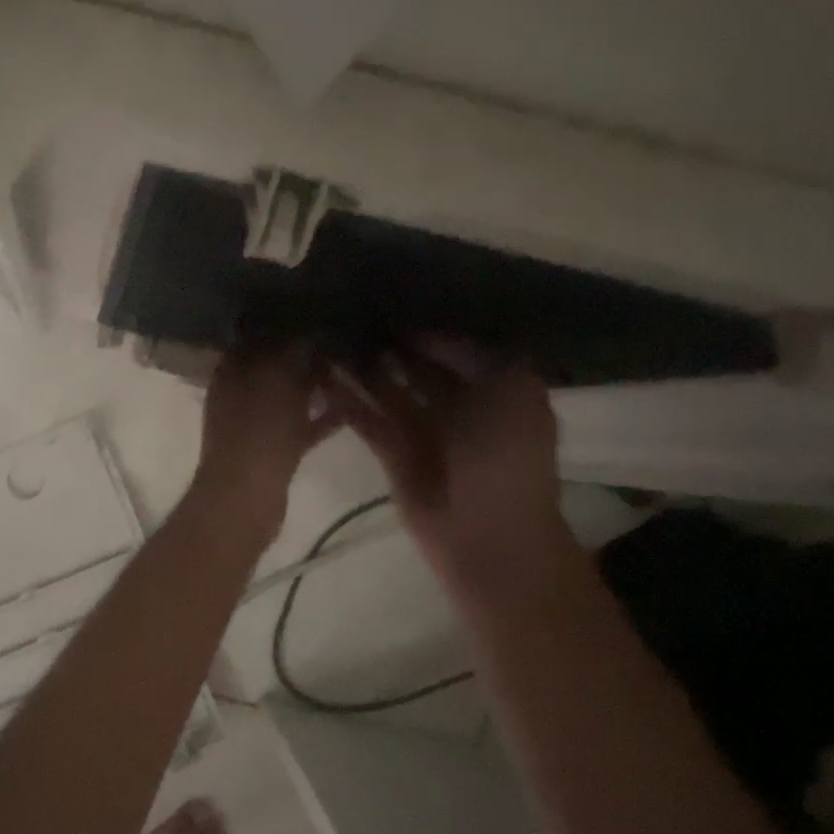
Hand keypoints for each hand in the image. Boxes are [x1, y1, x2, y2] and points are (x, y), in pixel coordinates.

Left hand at [189, 341, 339, 532]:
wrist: (246, 498)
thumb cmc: (259, 431)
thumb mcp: (278, 378)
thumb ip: (293, 349)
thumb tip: (309, 330)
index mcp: (231, 369)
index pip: (257, 334)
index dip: (287, 323)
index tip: (321, 314)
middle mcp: (239, 392)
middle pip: (276, 364)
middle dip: (307, 353)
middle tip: (346, 339)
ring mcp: (255, 423)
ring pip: (290, 396)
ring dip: (318, 385)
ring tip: (355, 368)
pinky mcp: (272, 450)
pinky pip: (301, 426)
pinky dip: (322, 417)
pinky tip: (354, 408)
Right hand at [325, 336, 564, 565]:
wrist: (487, 533)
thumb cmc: (506, 456)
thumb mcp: (510, 387)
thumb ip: (470, 354)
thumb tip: (422, 335)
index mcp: (499, 387)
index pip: (459, 348)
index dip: (428, 328)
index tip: (390, 301)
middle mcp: (461, 406)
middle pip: (421, 367)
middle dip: (391, 345)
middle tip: (351, 315)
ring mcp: (425, 433)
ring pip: (391, 392)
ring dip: (365, 370)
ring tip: (329, 340)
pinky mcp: (394, 457)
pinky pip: (369, 421)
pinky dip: (349, 402)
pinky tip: (323, 378)